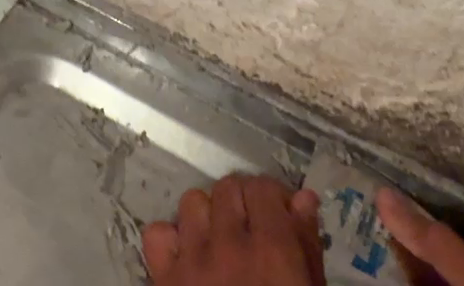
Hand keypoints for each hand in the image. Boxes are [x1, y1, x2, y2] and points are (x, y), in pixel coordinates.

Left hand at [143, 175, 326, 285]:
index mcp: (272, 249)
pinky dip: (170, 240)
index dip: (271, 197)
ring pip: (192, 203)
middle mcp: (229, 245)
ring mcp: (193, 261)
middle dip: (241, 203)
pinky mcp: (165, 281)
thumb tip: (303, 198)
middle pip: (227, 187)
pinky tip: (188, 258)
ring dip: (207, 217)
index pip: (261, 187)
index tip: (279, 215)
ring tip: (219, 242)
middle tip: (250, 229)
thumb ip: (306, 244)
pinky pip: (157, 234)